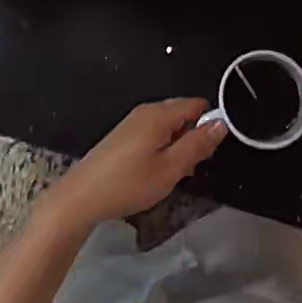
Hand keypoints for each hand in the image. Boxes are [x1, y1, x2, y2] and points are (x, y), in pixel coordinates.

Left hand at [35, 99, 226, 232]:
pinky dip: (161, 149)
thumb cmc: (127, 184)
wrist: (81, 197)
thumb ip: (198, 145)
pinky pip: (154, 134)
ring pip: (169, 126)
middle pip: (183, 113)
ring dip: (177, 146)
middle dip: (193, 137)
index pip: (197, 104)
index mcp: (159, 115)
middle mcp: (146, 112)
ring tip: (170, 174)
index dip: (209, 124)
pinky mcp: (124, 135)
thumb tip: (220, 124)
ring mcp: (133, 122)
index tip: (207, 152)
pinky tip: (154, 173)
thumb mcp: (170, 169)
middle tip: (188, 167)